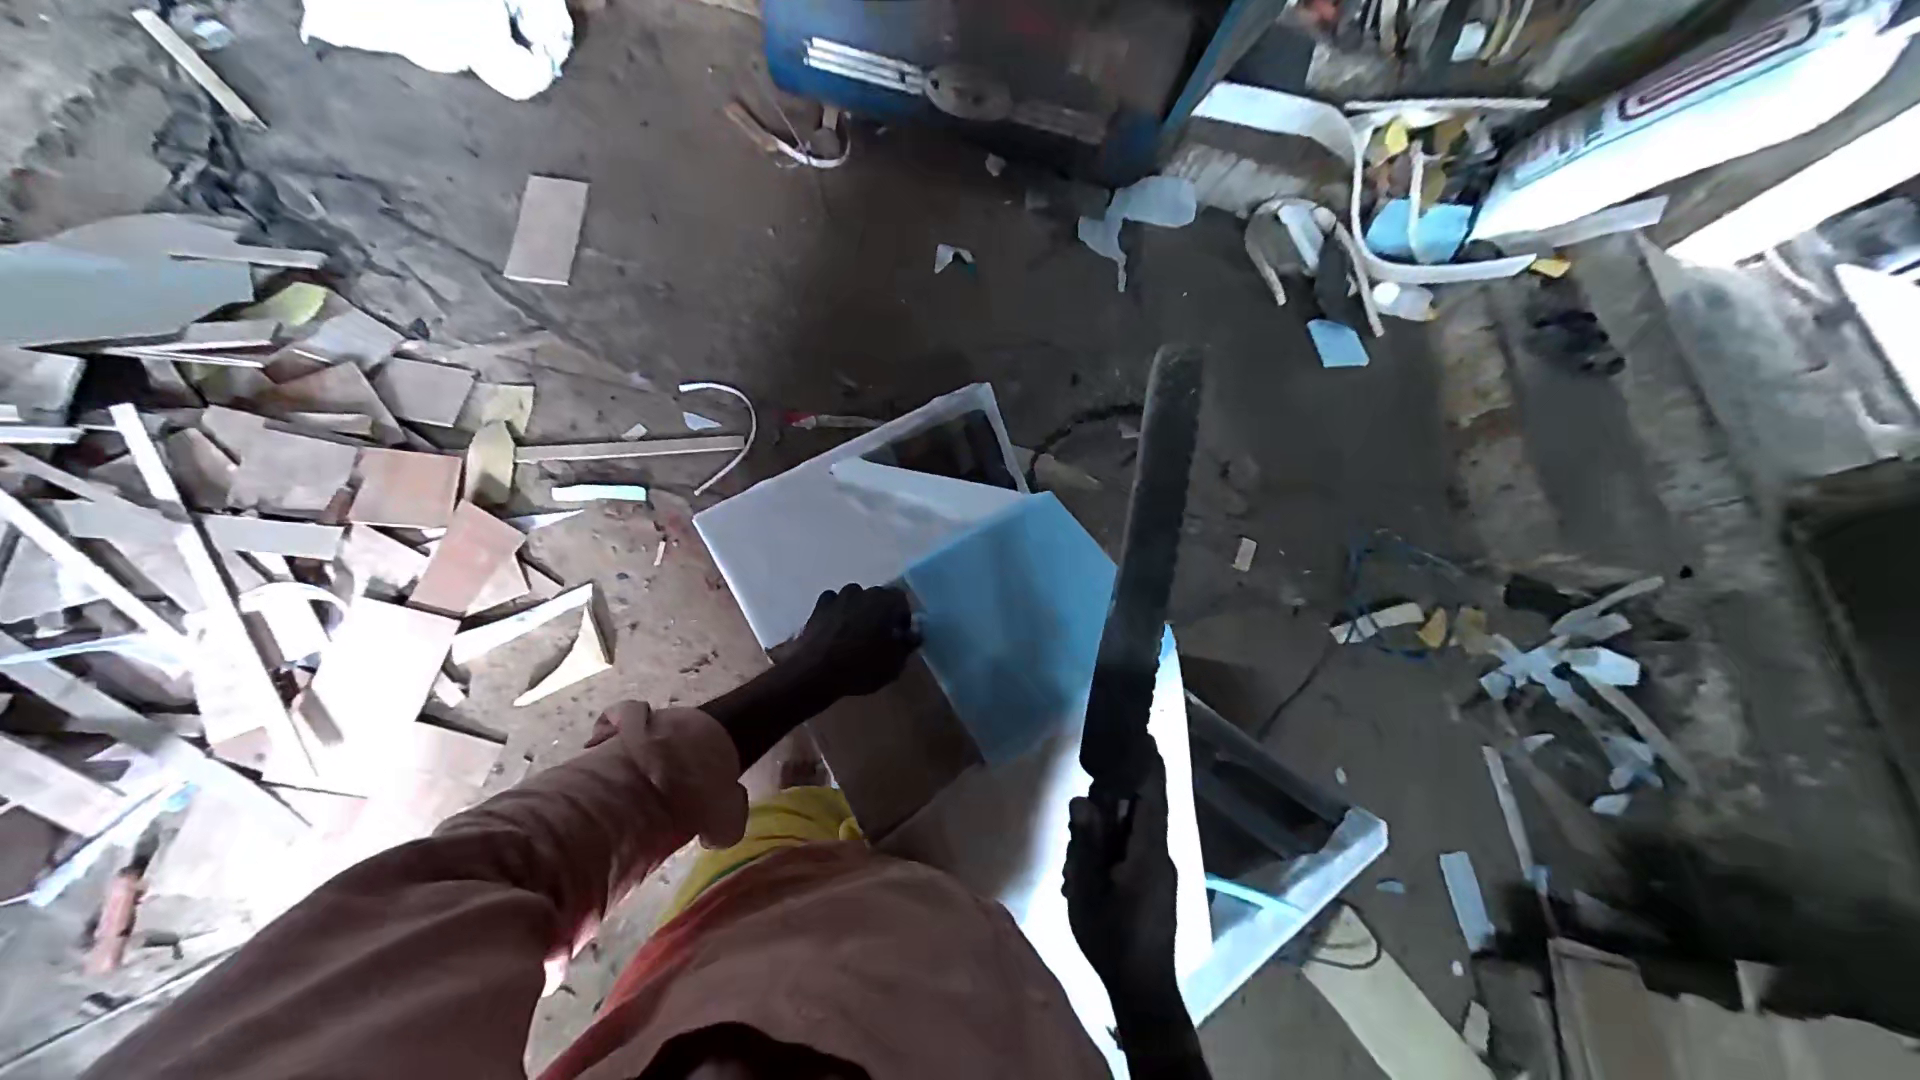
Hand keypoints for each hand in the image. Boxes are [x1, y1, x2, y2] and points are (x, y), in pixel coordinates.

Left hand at [777, 584, 918, 698]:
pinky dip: (837, 613)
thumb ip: (907, 645)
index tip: (899, 635)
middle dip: (881, 614)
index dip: (902, 617)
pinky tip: (835, 630)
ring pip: (855, 599)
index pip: (901, 600)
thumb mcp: (894, 664)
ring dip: (858, 611)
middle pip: (878, 598)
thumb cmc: (861, 667)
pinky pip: (834, 604)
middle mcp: (863, 592)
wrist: (815, 671)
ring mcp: (838, 597)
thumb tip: (913, 634)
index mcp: (886, 602)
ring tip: (855, 634)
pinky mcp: (818, 607)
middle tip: (879, 636)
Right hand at [1064, 751, 1178, 1003]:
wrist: (1144, 991)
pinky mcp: (1156, 884)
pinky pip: (1135, 850)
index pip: (1154, 794)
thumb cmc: (1113, 938)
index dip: (1149, 762)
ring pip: (1135, 832)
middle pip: (1141, 810)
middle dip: (1114, 800)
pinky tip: (1087, 870)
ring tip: (1079, 856)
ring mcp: (1161, 871)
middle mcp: (1162, 855)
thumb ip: (1086, 842)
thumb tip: (1083, 800)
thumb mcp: (1088, 889)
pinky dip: (1112, 848)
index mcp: (1150, 851)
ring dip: (1109, 830)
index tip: (1142, 733)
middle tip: (1084, 805)